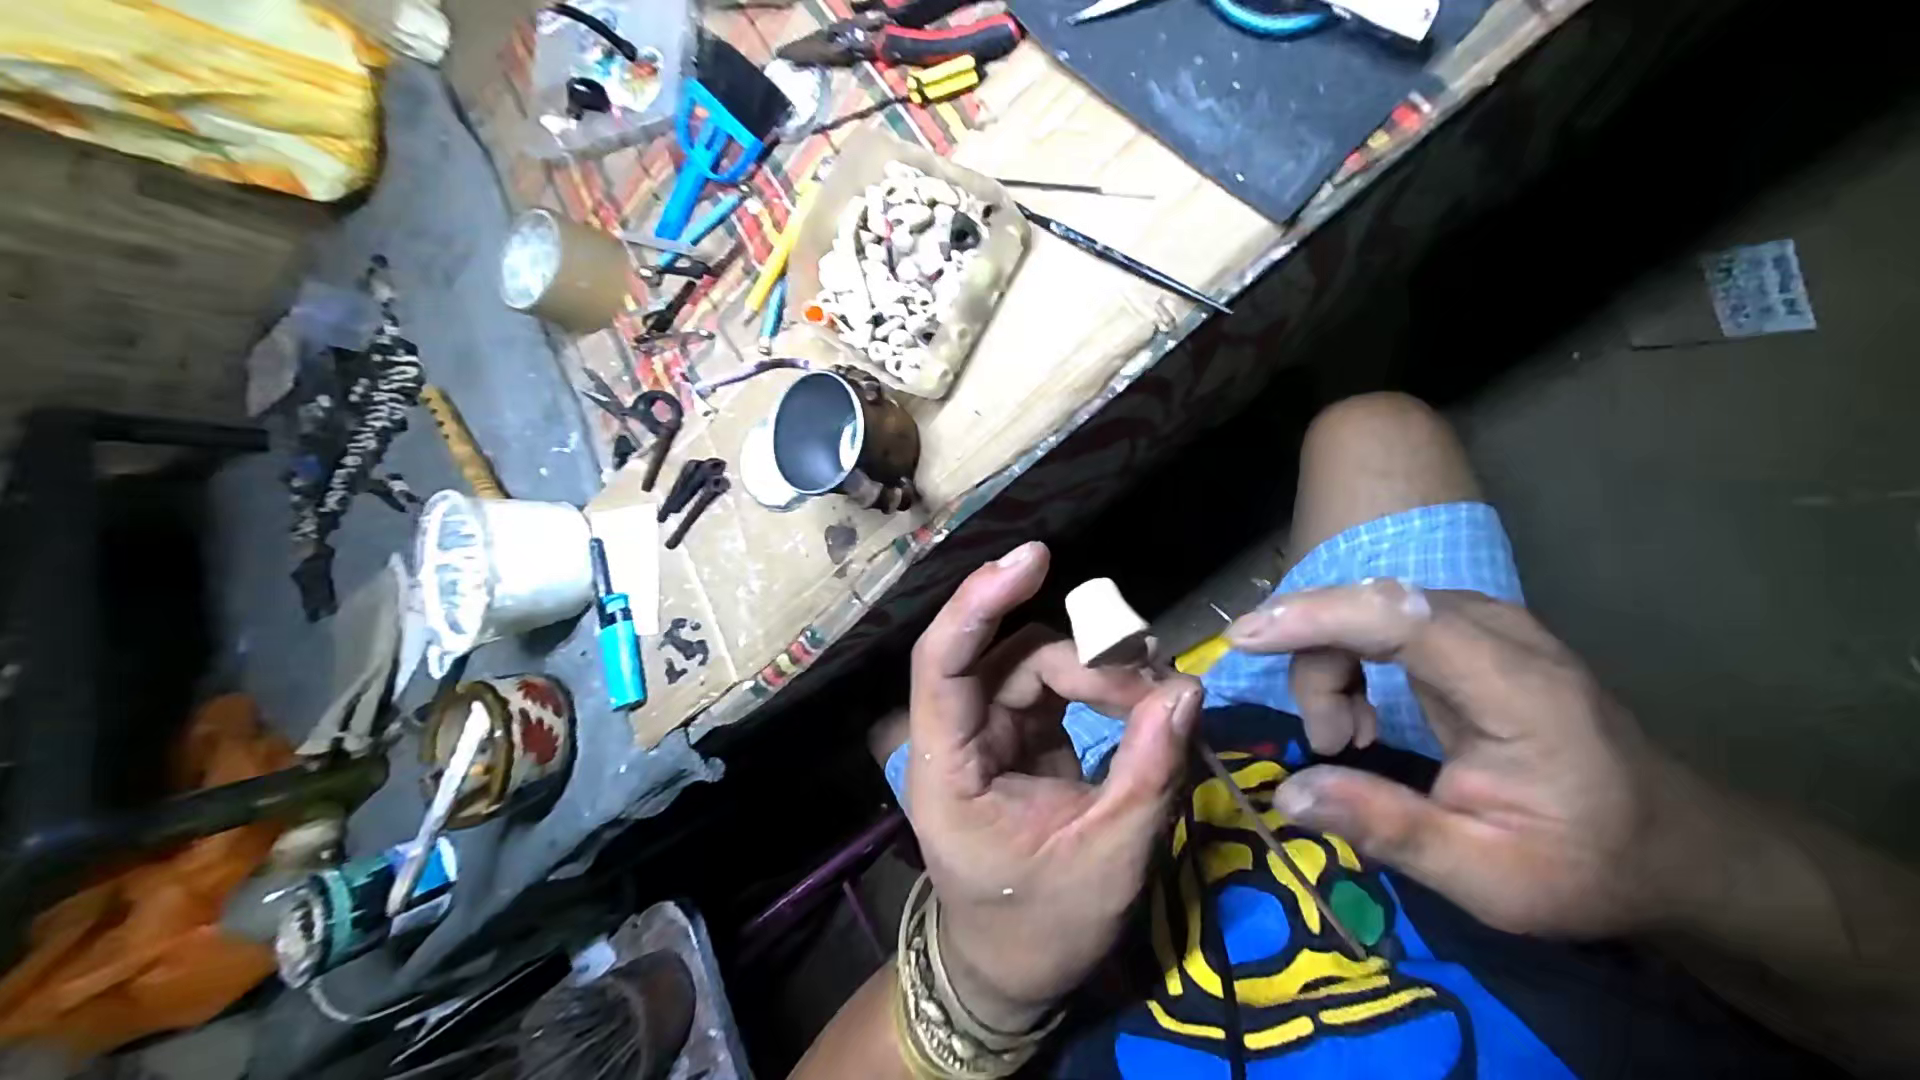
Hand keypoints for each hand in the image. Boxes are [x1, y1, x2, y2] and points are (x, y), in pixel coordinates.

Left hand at [908, 542, 1201, 1031]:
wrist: (1014, 965)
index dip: (979, 604)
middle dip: (1084, 658)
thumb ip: (1147, 772)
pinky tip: (1140, 698)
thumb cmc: (1042, 926)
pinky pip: (1057, 683)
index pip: (943, 663)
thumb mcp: (1106, 859)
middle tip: (1153, 685)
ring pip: (1038, 662)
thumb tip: (1186, 689)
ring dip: (1098, 668)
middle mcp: (961, 734)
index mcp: (947, 768)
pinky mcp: (1022, 732)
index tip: (1032, 559)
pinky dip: (1099, 683)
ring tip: (1156, 698)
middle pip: (1011, 656)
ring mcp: (991, 729)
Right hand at [1226, 581, 1677, 937]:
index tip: (1243, 639)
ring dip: (1327, 668)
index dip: (1315, 619)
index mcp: (1518, 689)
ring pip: (1362, 610)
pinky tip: (1361, 718)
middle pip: (1367, 607)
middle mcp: (1498, 633)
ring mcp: (1482, 624)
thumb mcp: (1491, 878)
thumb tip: (1286, 796)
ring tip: (1346, 741)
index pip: (1401, 619)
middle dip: (1313, 661)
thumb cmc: (1587, 862)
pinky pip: (1374, 620)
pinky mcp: (1463, 630)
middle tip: (1325, 743)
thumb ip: (1389, 829)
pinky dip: (1344, 662)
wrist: (1672, 840)